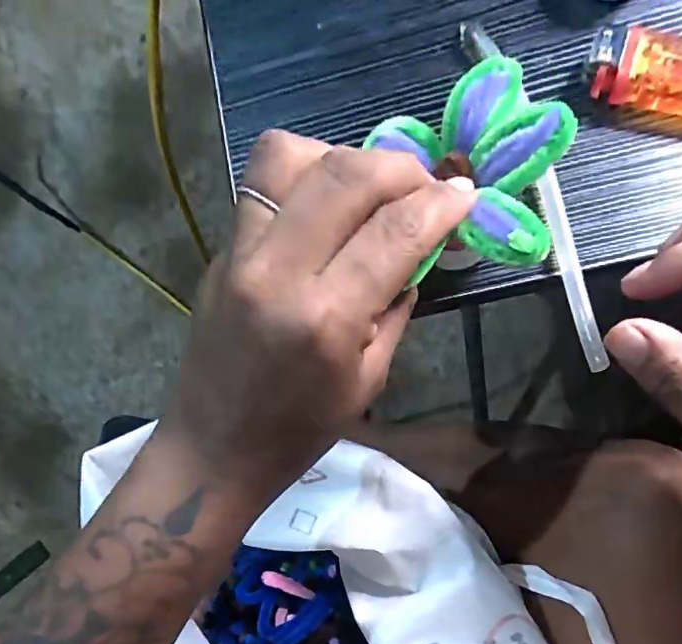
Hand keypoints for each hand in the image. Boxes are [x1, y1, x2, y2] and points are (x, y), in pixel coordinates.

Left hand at [161, 130, 476, 491]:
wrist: (217, 449)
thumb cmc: (301, 433)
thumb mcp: (367, 382)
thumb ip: (394, 312)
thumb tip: (415, 255)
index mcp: (326, 320)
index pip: (394, 234)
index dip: (439, 206)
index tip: (465, 196)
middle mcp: (279, 272)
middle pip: (345, 176)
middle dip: (400, 167)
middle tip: (426, 184)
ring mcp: (241, 255)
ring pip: (290, 156)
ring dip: (343, 157)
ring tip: (370, 187)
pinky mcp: (221, 251)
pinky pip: (262, 184)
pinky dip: (305, 175)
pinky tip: (326, 204)